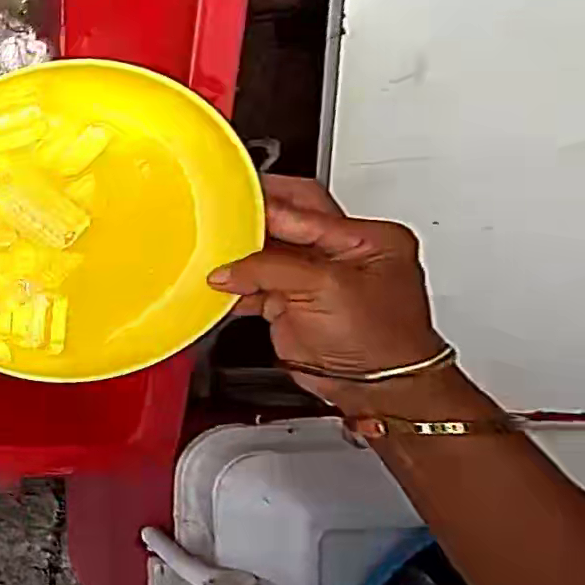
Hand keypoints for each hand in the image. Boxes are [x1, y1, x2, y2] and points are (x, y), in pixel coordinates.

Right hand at [207, 176, 447, 411]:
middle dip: (247, 215)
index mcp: (365, 238)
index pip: (302, 207)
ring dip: (233, 251)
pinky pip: (247, 279)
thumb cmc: (378, 338)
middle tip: (213, 209)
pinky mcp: (286, 297)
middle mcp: (338, 251)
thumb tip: (226, 268)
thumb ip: (270, 268)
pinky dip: (228, 281)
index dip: (260, 205)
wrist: (372, 383)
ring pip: (260, 249)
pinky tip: (213, 281)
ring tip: (206, 246)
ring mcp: (310, 275)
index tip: (223, 201)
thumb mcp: (326, 287)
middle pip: (281, 220)